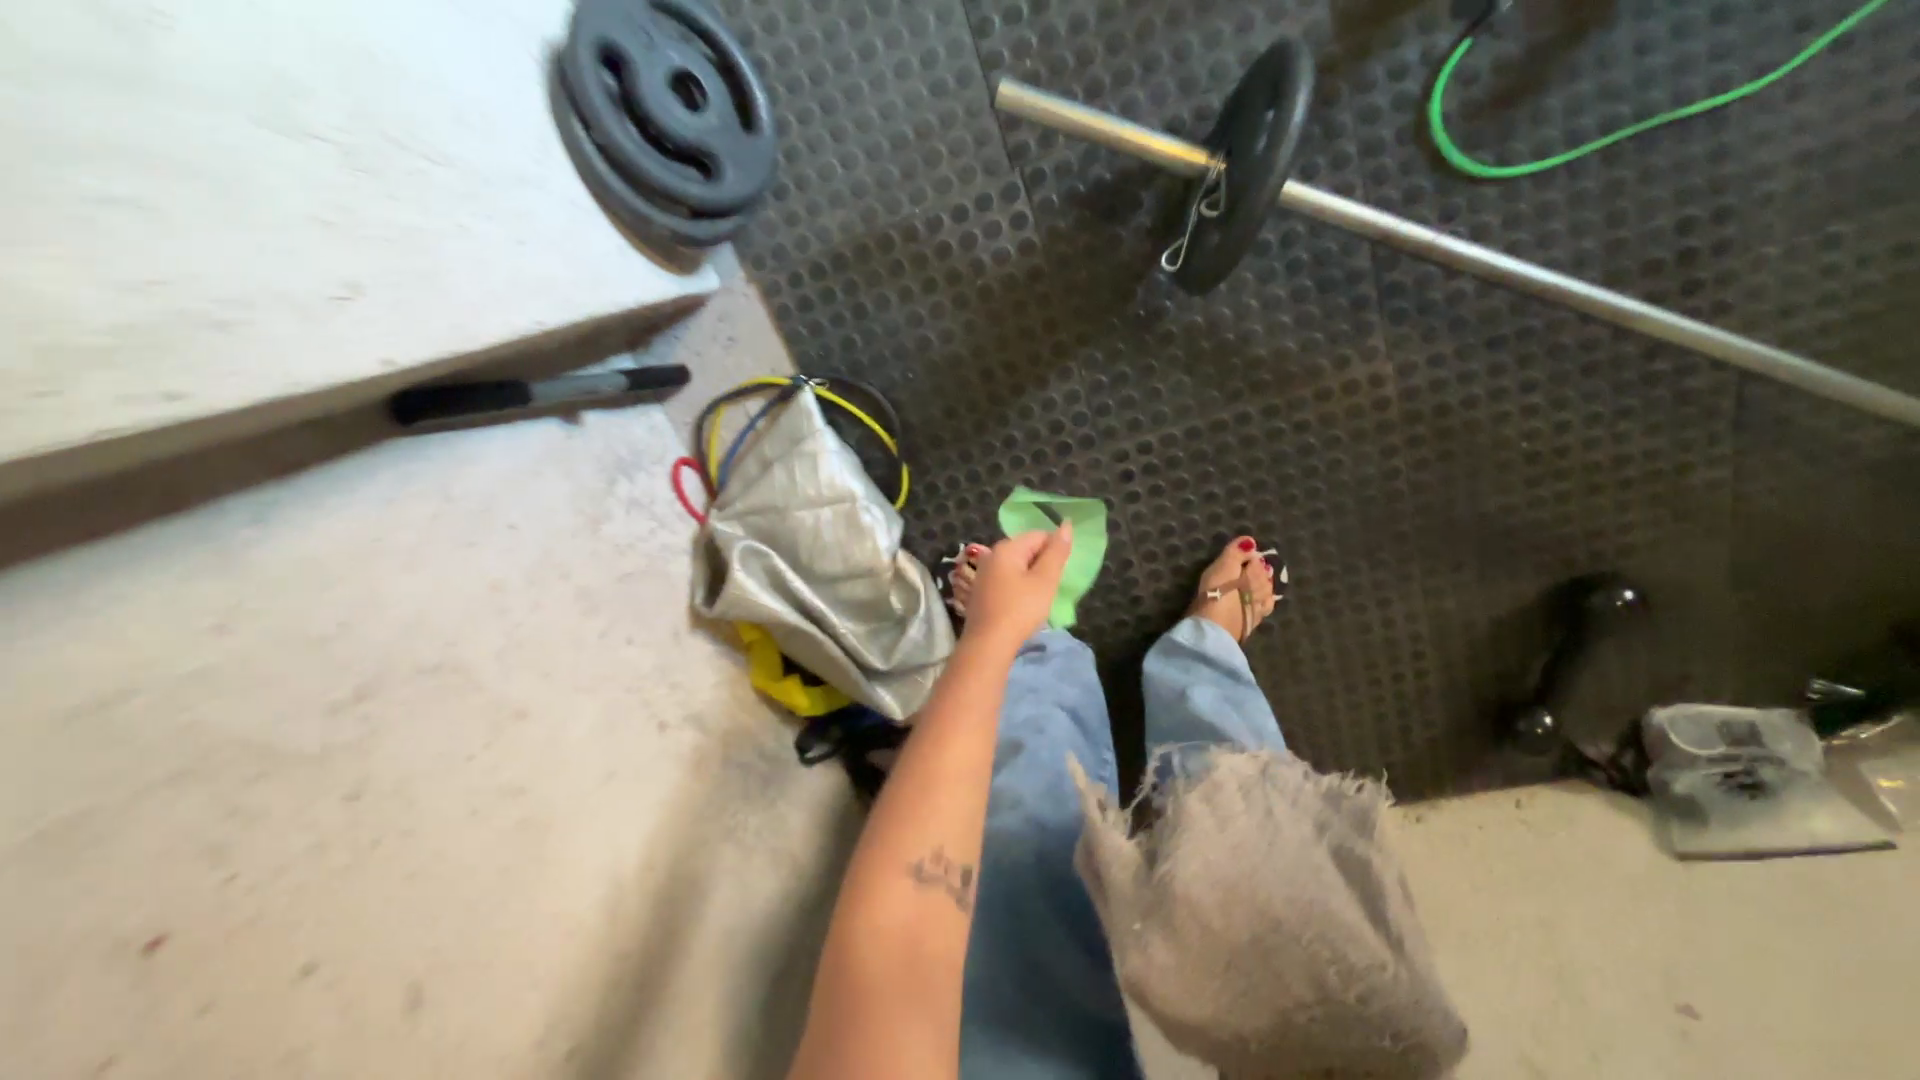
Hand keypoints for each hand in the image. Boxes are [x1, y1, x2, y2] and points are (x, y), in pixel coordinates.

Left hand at [960, 521, 1072, 652]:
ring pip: (1017, 566)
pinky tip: (1022, 605)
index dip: (1054, 551)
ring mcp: (983, 574)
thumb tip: (1066, 524)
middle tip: (1049, 587)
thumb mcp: (1045, 580)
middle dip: (1042, 565)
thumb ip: (1057, 552)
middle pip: (1026, 550)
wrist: (988, 643)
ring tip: (1038, 598)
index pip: (1039, 535)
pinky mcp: (981, 592)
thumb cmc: (1020, 609)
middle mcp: (991, 555)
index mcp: (1006, 548)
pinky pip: (1006, 580)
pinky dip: (1018, 588)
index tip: (1059, 574)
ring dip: (1031, 578)